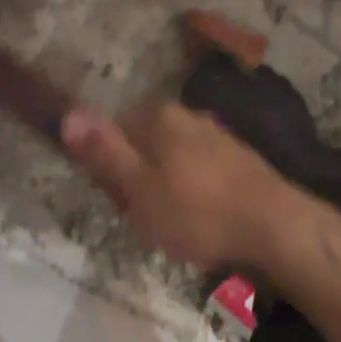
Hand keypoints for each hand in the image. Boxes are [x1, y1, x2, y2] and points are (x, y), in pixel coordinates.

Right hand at [61, 104, 309, 271]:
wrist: (273, 228)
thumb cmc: (197, 213)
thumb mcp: (138, 189)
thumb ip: (104, 153)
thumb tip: (67, 114)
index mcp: (159, 117)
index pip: (113, 132)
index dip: (108, 170)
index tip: (119, 203)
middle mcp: (190, 116)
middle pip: (145, 147)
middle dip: (139, 181)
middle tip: (146, 221)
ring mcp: (219, 137)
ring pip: (173, 163)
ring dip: (167, 193)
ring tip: (175, 228)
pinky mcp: (241, 162)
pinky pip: (201, 176)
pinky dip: (195, 198)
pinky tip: (203, 224)